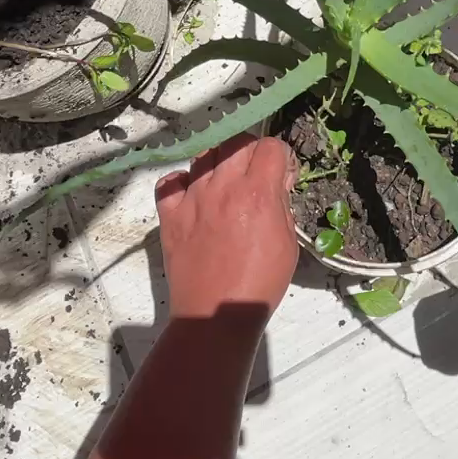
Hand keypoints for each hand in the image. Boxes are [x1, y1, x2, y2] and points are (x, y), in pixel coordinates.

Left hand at [155, 134, 299, 320]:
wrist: (215, 315)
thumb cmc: (259, 283)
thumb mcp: (287, 242)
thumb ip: (280, 204)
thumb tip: (275, 184)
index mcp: (256, 193)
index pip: (270, 147)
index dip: (281, 157)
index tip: (283, 175)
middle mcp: (222, 188)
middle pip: (238, 143)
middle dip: (253, 153)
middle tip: (257, 175)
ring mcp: (192, 199)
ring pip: (205, 155)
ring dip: (221, 162)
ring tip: (227, 184)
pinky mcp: (170, 215)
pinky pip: (170, 182)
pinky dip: (182, 182)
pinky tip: (193, 195)